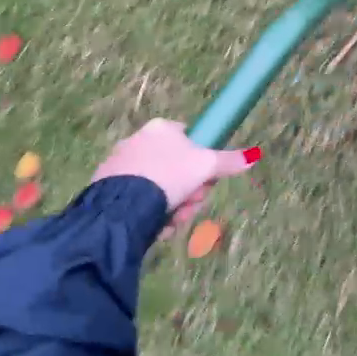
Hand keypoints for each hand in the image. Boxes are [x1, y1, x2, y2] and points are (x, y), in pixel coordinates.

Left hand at [91, 119, 259, 225]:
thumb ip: (230, 161)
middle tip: (191, 205)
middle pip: (175, 167)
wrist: (122, 208)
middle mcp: (136, 140)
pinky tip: (154, 228)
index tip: (205, 180)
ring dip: (171, 205)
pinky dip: (147, 214)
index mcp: (160, 128)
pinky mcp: (102, 190)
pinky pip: (135, 200)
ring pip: (157, 186)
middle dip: (188, 190)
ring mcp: (117, 165)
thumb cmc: (169, 176)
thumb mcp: (207, 167)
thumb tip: (254, 156)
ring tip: (173, 222)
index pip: (188, 138)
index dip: (201, 162)